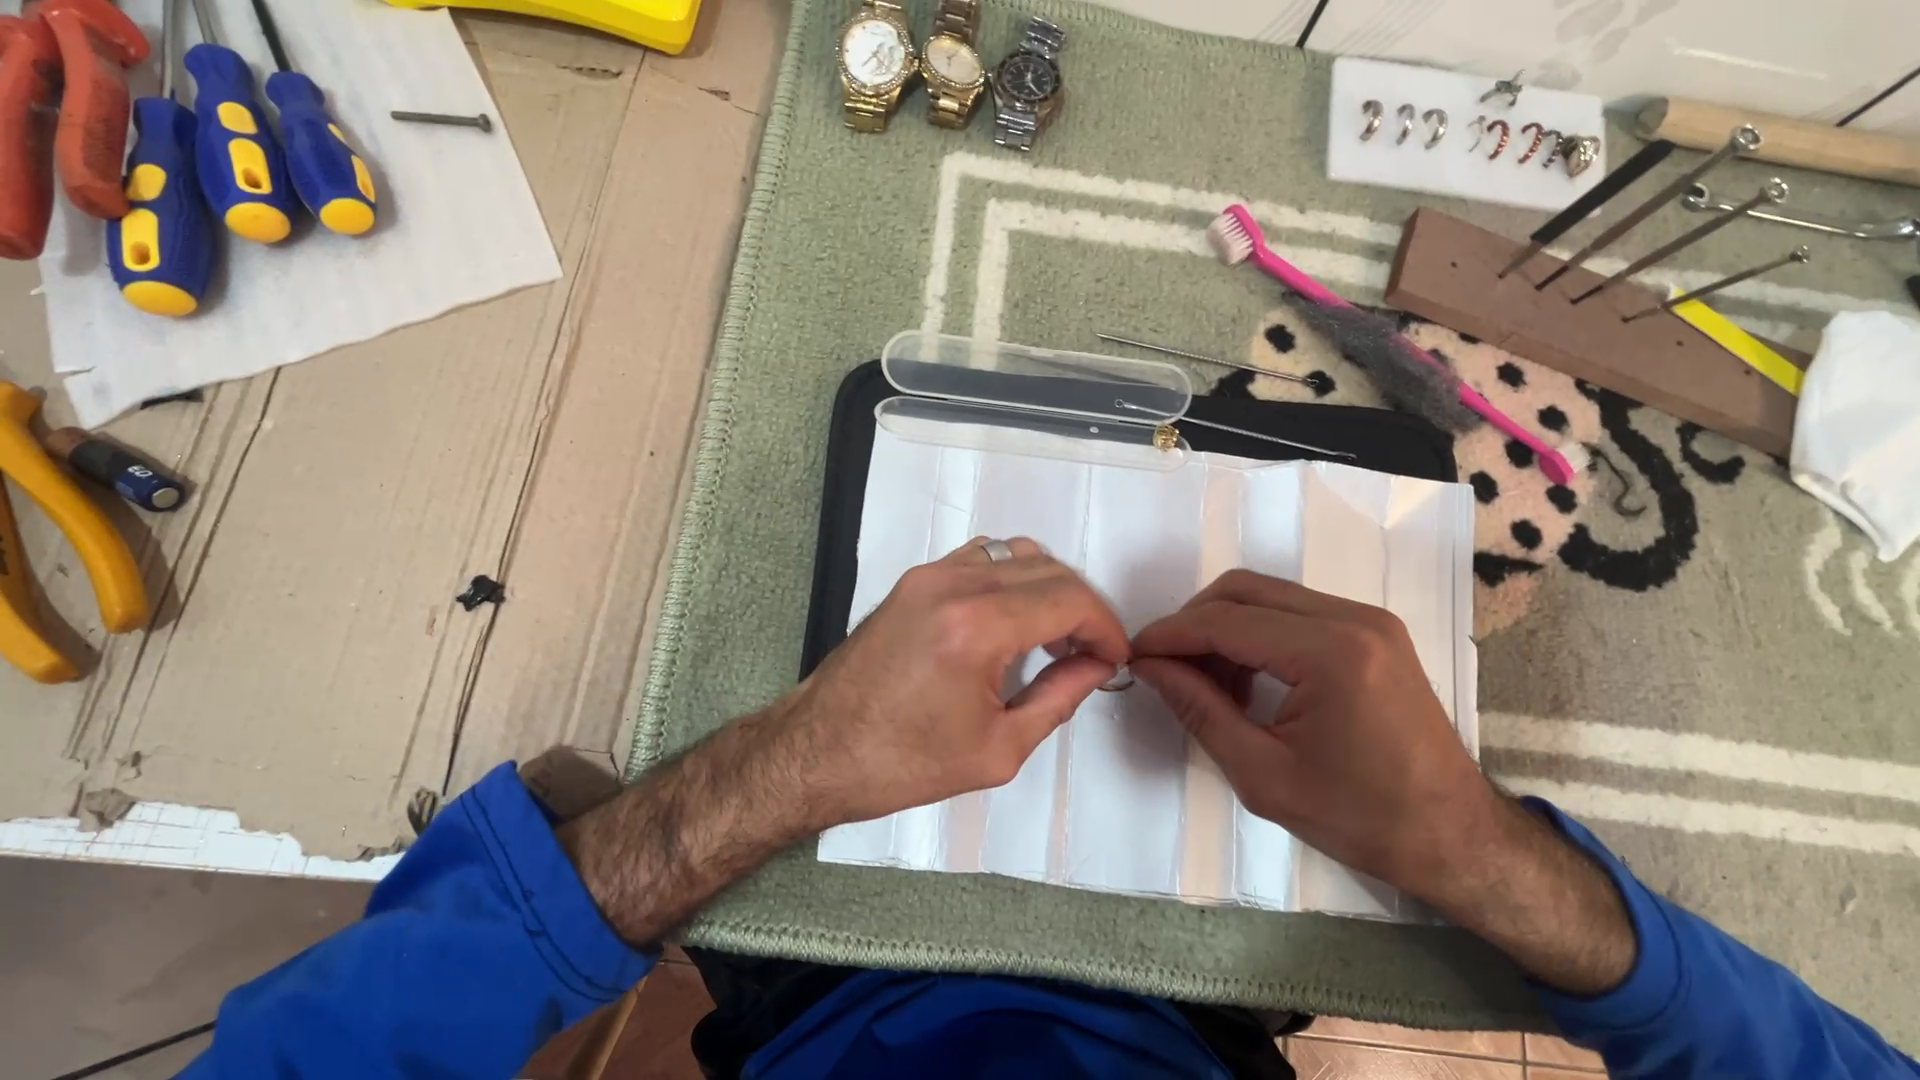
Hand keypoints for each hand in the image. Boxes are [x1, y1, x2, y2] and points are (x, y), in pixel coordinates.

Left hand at [770, 536, 1127, 829]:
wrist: (818, 751)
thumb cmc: (905, 764)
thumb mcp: (999, 748)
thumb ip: (1059, 697)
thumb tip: (1096, 666)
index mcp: (976, 627)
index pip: (1069, 599)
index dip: (1105, 628)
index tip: (1114, 660)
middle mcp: (953, 584)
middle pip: (1048, 568)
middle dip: (1083, 608)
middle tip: (1091, 654)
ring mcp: (928, 576)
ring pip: (1015, 554)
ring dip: (1048, 588)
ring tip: (1054, 639)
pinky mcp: (912, 581)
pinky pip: (980, 558)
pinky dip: (1011, 579)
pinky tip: (1012, 622)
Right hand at [1131, 570, 1633, 994]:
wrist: (1454, 837)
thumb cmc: (1359, 818)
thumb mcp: (1262, 774)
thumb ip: (1198, 709)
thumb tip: (1150, 667)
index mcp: (1330, 653)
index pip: (1225, 621)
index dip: (1169, 635)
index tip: (1132, 657)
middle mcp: (1352, 618)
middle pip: (1243, 589)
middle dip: (1192, 622)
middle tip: (1165, 668)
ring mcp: (1368, 620)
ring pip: (1267, 594)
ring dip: (1223, 627)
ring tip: (1205, 684)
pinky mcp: (1373, 632)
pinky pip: (1295, 612)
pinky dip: (1257, 634)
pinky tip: (1245, 681)